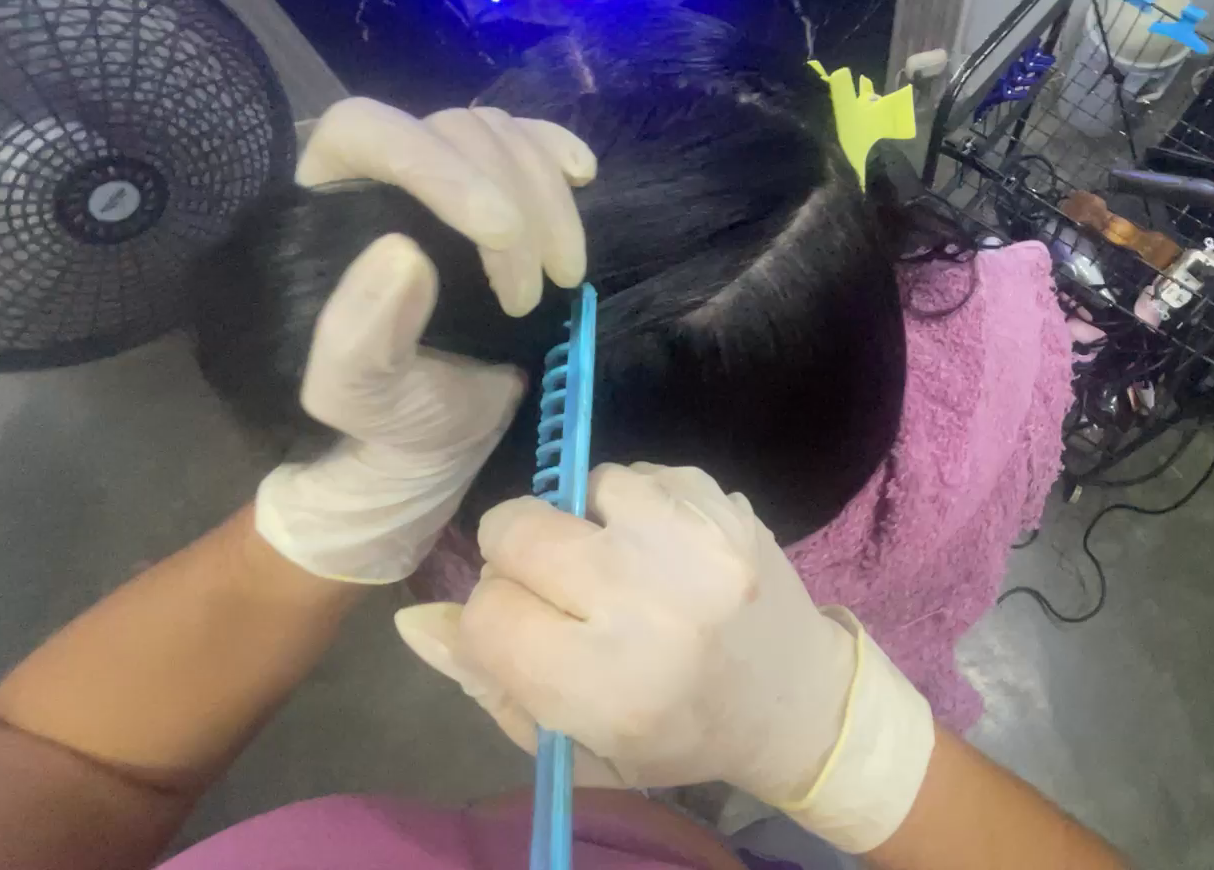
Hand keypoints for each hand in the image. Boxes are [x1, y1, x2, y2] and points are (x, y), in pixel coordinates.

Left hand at [255, 98, 595, 583]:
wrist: (446, 430)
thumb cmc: (391, 415)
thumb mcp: (357, 397)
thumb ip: (357, 338)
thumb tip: (404, 253)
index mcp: (329, 206)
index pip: (371, 133)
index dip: (441, 166)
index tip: (500, 231)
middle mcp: (386, 174)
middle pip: (457, 131)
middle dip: (518, 208)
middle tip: (537, 292)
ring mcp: (453, 179)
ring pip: (505, 137)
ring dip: (552, 202)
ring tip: (566, 276)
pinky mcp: (507, 192)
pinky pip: (534, 143)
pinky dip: (560, 153)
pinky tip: (584, 176)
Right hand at [394, 463, 937, 852]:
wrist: (795, 696)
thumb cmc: (680, 732)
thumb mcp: (581, 742)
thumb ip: (492, 684)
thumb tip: (418, 618)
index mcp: (609, 683)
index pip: (489, 614)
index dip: (490, 613)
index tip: (521, 623)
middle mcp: (651, 600)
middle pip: (522, 527)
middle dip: (517, 548)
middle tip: (558, 578)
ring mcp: (697, 539)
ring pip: (586, 483)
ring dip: (585, 518)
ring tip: (620, 559)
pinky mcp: (729, 503)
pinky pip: (646, 471)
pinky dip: (637, 501)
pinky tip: (663, 543)